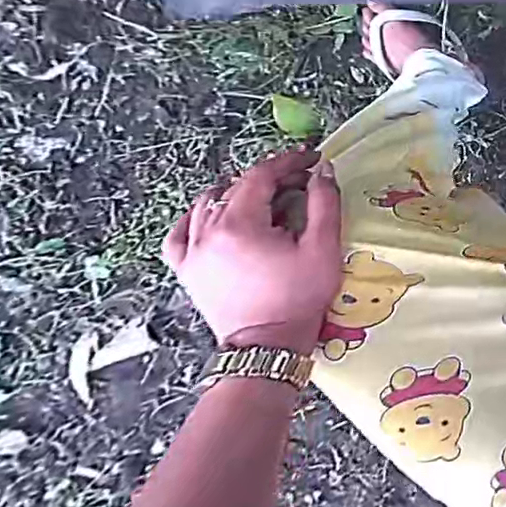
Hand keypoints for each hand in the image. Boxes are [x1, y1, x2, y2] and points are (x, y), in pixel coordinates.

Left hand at [162, 148, 342, 354]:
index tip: (313, 159)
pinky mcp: (187, 270)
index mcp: (240, 224)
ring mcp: (192, 252)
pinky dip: (198, 216)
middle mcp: (207, 232)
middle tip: (302, 182)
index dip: (288, 162)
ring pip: (210, 203)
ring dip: (240, 192)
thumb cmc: (300, 296)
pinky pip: (181, 233)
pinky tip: (215, 214)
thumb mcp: (323, 246)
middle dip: (272, 177)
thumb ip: (324, 201)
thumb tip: (323, 170)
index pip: (261, 175)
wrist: (268, 346)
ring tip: (268, 199)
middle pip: (237, 186)